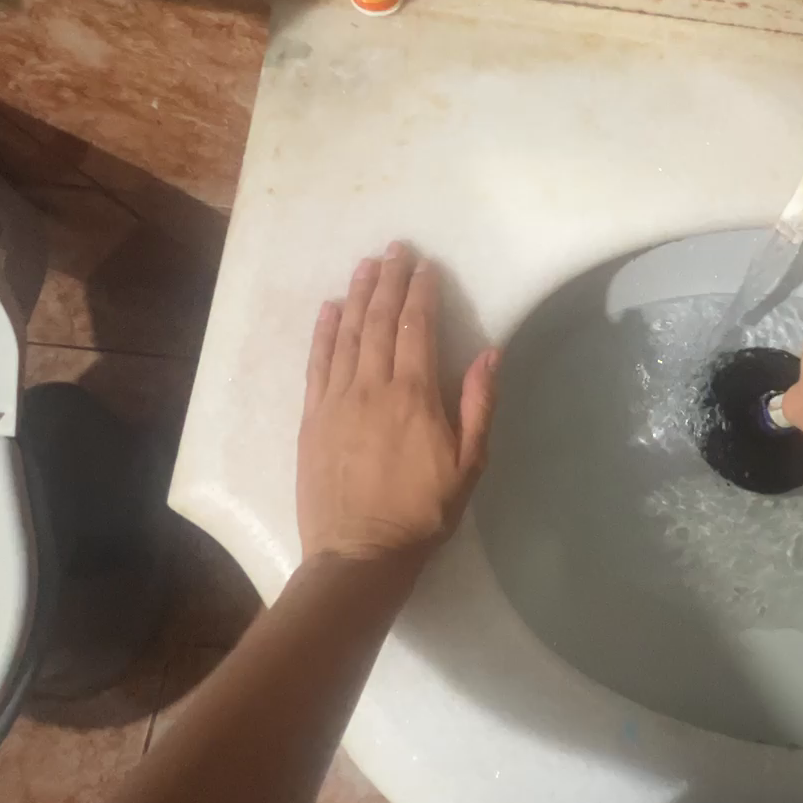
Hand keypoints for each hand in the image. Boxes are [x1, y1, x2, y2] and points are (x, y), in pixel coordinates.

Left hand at [297, 242, 497, 561]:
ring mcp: (336, 400)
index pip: (416, 328)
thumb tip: (490, 352)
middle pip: (380, 321)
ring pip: (347, 334)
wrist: (360, 554)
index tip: (425, 266)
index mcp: (414, 396)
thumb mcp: (470, 463)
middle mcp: (372, 387)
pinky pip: (317, 363)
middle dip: (390, 281)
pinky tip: (331, 307)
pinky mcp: (312, 417)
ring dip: (358, 295)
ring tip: (367, 264)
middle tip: (396, 248)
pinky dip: (324, 331)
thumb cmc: (424, 510)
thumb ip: (479, 405)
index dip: (421, 293)